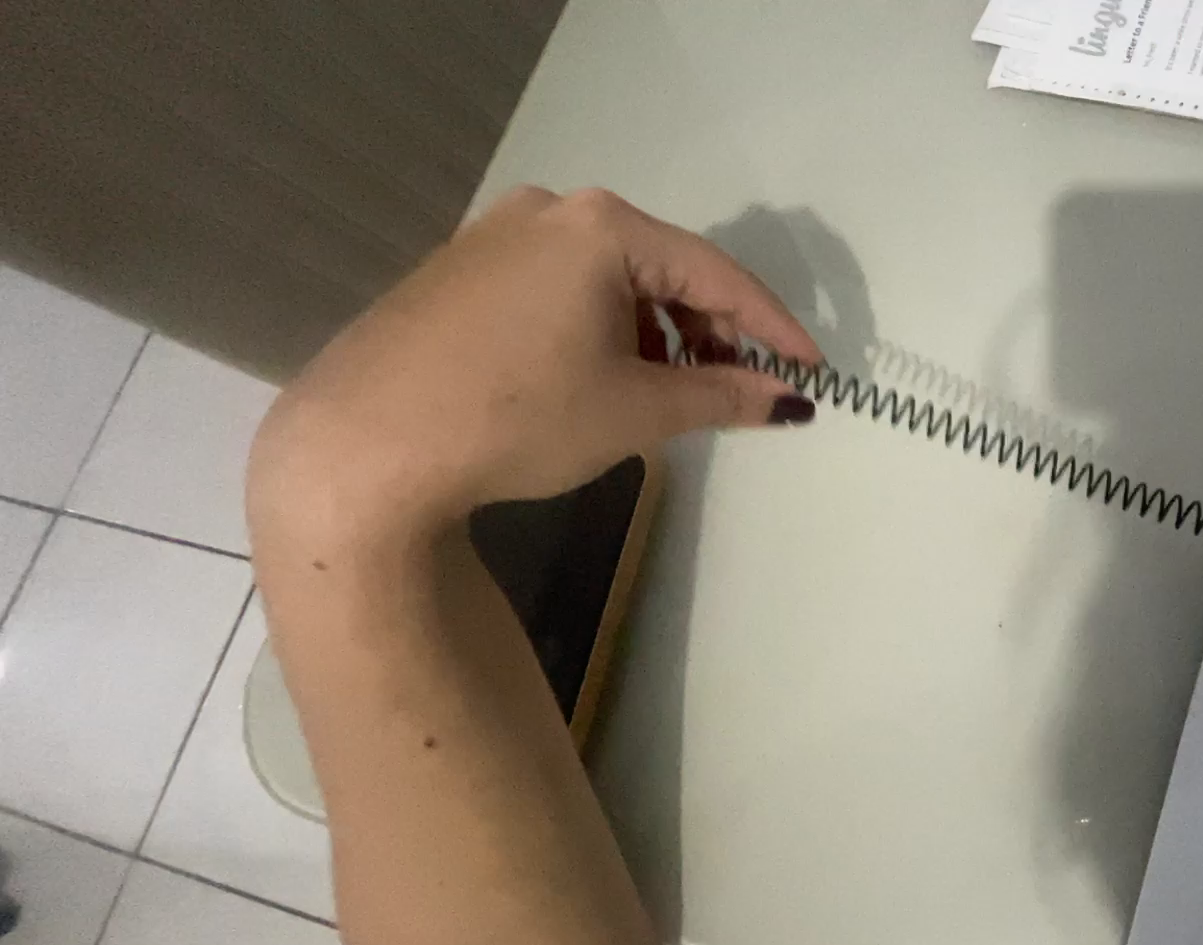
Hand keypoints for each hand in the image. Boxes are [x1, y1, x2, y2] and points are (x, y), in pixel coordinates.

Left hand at [248, 185, 819, 545]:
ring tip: (669, 391)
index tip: (813, 369)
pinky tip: (607, 375)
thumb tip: (792, 402)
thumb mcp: (639, 410)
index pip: (718, 276)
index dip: (774, 328)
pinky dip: (611, 328)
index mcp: (602, 229)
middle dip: (712, 332)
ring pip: (618, 280)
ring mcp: (501, 234)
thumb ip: (726, 396)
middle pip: (668, 271)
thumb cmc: (521, 418)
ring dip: (662, 334)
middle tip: (736, 387)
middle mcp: (552, 212)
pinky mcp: (468, 268)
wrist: (363, 449)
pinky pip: (570, 288)